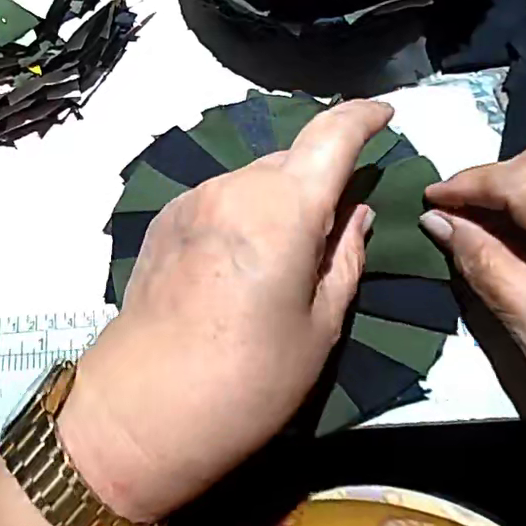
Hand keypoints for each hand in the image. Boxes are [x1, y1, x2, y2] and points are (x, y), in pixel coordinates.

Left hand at [56, 100, 392, 523]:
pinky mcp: (167, 217)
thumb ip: (346, 256)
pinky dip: (248, 211)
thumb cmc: (249, 378)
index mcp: (284, 208)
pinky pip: (224, 197)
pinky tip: (241, 261)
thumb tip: (356, 213)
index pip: (332, 135)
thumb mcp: (320, 324)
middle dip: (321, 178)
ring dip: (281, 198)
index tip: (385, 114)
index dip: (363, 116)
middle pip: (292, 159)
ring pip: (256, 179)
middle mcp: (236, 186)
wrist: (140, 411)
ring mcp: (195, 198)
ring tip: (284, 255)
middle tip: (333, 227)